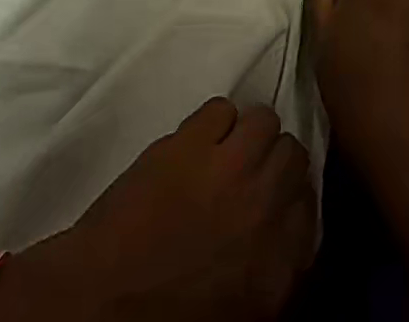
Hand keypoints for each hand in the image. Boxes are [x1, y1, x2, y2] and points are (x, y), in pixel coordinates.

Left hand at [1, 99, 315, 321]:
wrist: (97, 304)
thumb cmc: (168, 314)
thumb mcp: (245, 309)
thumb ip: (279, 264)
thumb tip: (291, 229)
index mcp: (281, 257)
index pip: (311, 203)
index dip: (292, 196)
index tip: (274, 199)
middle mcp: (266, 203)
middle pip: (294, 154)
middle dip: (274, 161)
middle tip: (250, 171)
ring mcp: (231, 167)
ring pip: (264, 120)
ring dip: (248, 133)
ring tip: (226, 148)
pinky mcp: (192, 141)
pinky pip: (222, 108)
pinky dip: (214, 121)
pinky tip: (199, 140)